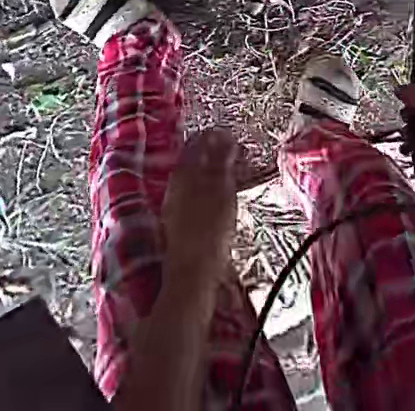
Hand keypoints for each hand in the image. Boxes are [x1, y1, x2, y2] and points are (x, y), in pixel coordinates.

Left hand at [161, 128, 237, 287]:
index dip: (215, 137)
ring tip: (234, 174)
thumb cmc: (209, 232)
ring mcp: (176, 206)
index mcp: (184, 174)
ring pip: (196, 179)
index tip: (233, 136)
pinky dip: (211, 190)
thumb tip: (225, 138)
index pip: (198, 144)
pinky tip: (222, 198)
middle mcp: (176, 186)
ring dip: (214, 172)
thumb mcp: (221, 193)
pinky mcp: (181, 224)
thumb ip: (222, 164)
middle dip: (215, 154)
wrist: (192, 277)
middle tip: (238, 153)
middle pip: (195, 161)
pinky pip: (197, 195)